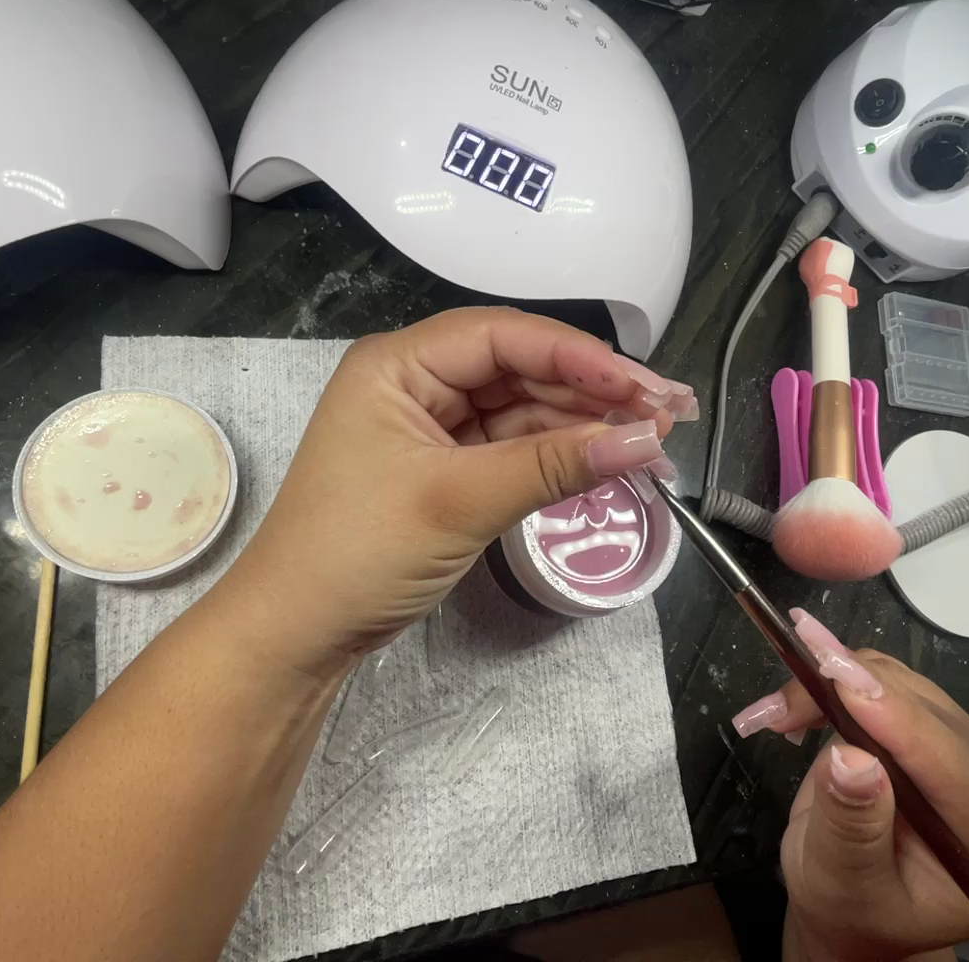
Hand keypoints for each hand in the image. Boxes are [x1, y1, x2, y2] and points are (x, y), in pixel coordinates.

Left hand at [230, 307, 694, 662]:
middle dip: (594, 390)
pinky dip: (561, 454)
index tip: (642, 387)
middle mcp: (419, 382)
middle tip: (668, 412)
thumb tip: (645, 442)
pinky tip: (608, 458)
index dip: (579, 356)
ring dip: (586, 423)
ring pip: (526, 409)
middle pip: (522, 368)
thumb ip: (554, 465)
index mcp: (400, 364)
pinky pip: (516, 447)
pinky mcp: (450, 467)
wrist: (300, 632)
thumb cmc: (358, 551)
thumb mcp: (458, 501)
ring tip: (653, 440)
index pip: (503, 336)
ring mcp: (436, 426)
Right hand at [731, 612, 968, 961]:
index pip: (959, 774)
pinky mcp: (933, 727)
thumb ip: (852, 825)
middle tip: (781, 699)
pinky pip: (889, 680)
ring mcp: (967, 756)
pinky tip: (798, 707)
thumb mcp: (842, 880)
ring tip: (776, 713)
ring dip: (835, 685)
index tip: (844, 681)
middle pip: (932, 719)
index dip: (902, 722)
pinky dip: (837, 681)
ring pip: (906, 686)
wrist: (851, 904)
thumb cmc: (852, 909)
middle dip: (853, 695)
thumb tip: (852, 757)